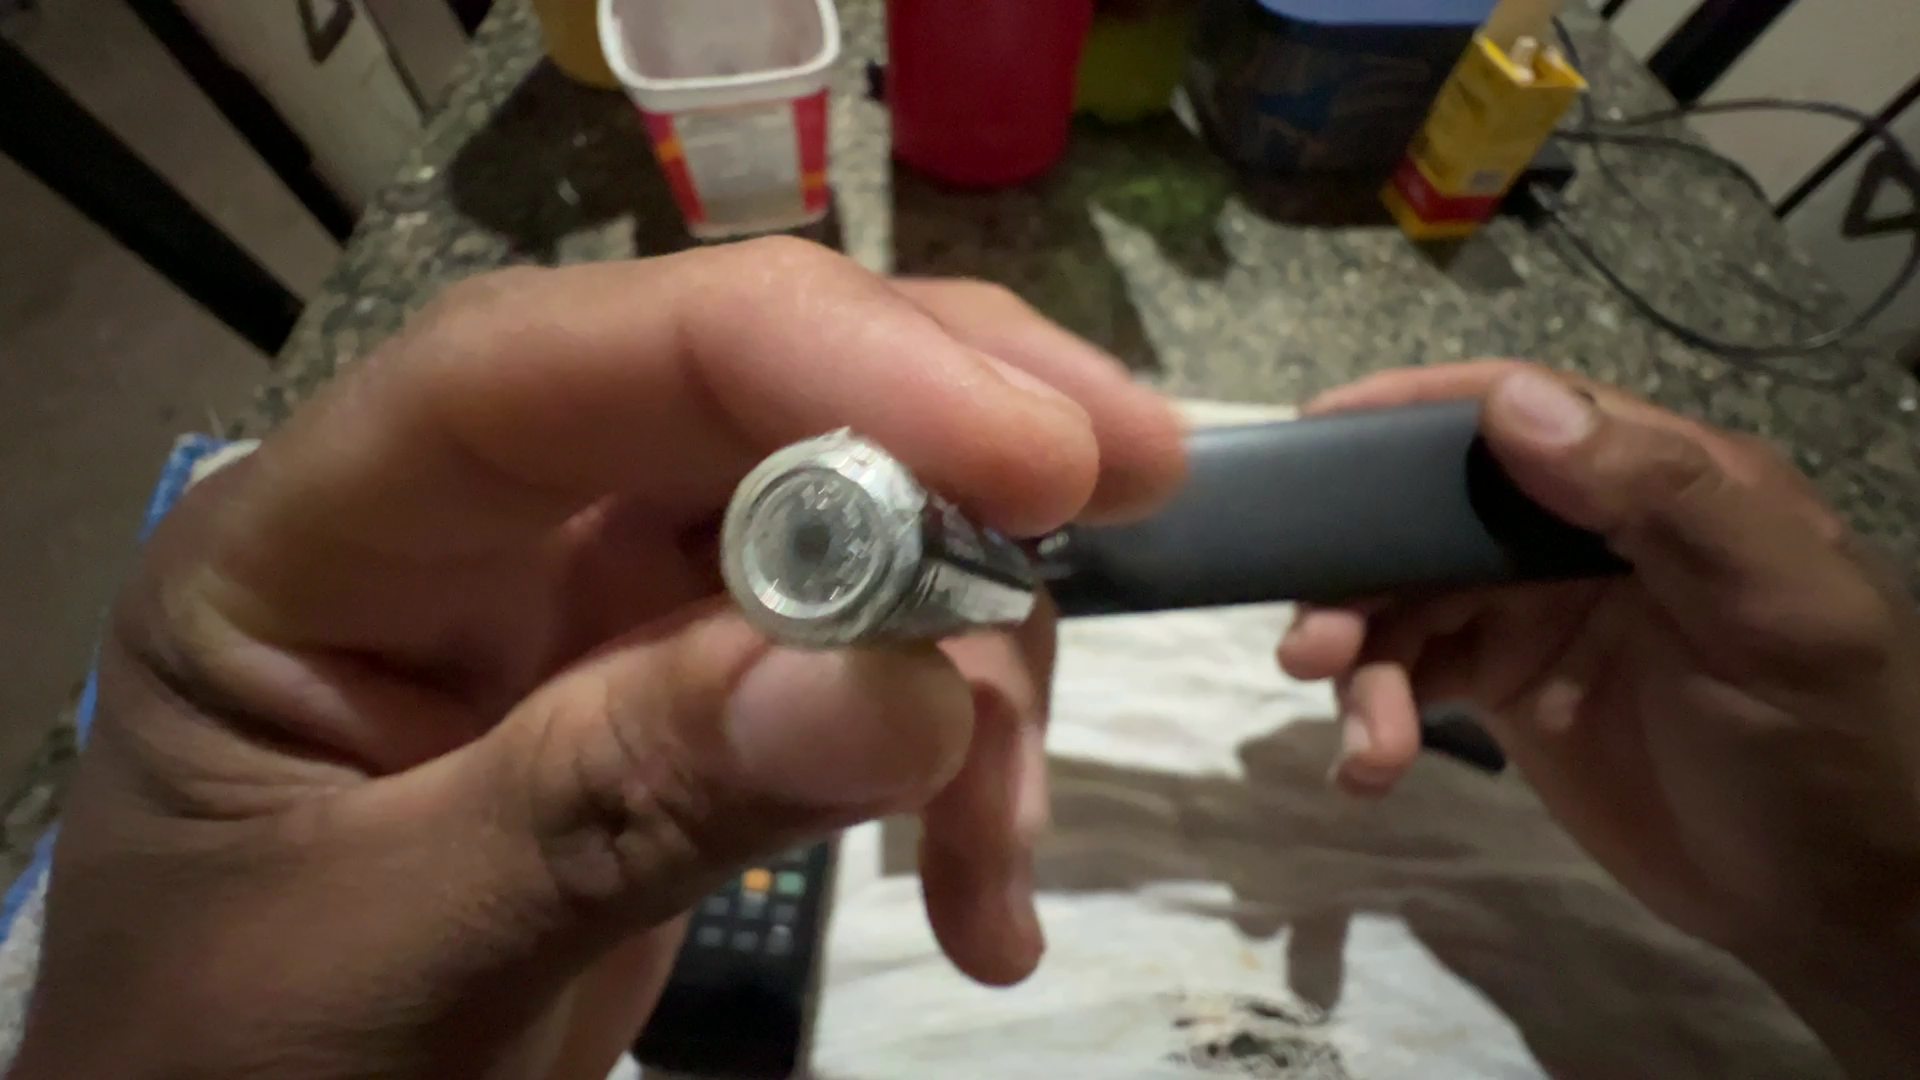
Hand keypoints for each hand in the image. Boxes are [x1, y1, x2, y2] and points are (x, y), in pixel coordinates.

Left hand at [9, 240, 1184, 1079]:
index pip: (599, 351)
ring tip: (999, 843)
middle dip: (964, 427)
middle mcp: (510, 504)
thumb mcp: (410, 958)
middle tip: (1141, 469)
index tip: (1039, 453)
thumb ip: (631, 803)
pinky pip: (888, 633)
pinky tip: (978, 885)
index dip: (832, 360)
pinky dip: (966, 745)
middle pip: (770, 378)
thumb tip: (896, 693)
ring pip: (868, 510)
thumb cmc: (260, 1060)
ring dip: (979, 660)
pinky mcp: (724, 642)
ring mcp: (632, 568)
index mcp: (343, 525)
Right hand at [1278, 361, 1919, 1077]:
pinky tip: (1371, 768)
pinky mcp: (1483, 678)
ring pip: (1391, 610)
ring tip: (1367, 739)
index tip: (1313, 426)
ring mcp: (1510, 610)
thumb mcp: (1777, 616)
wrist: (1822, 903)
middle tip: (1312, 646)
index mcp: (1637, 487)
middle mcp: (1556, 538)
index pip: (1507, 414)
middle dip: (1349, 584)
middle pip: (1413, 527)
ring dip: (1356, 670)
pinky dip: (1371, 719)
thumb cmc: (1827, 747)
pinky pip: (1397, 677)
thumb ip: (1660, 498)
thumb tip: (1511, 403)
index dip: (1404, 408)